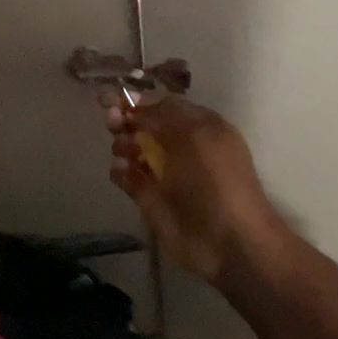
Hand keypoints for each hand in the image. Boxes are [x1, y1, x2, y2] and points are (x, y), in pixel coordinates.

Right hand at [100, 93, 287, 282]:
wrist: (227, 241)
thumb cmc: (215, 180)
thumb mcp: (194, 136)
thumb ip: (163, 117)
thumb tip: (138, 106)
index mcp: (200, 127)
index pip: (164, 106)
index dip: (139, 101)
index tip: (111, 97)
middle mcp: (182, 147)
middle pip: (146, 126)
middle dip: (126, 120)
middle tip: (110, 122)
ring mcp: (166, 174)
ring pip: (135, 151)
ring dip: (123, 145)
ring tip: (119, 150)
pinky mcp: (152, 200)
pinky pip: (130, 179)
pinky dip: (120, 173)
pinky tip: (119, 171)